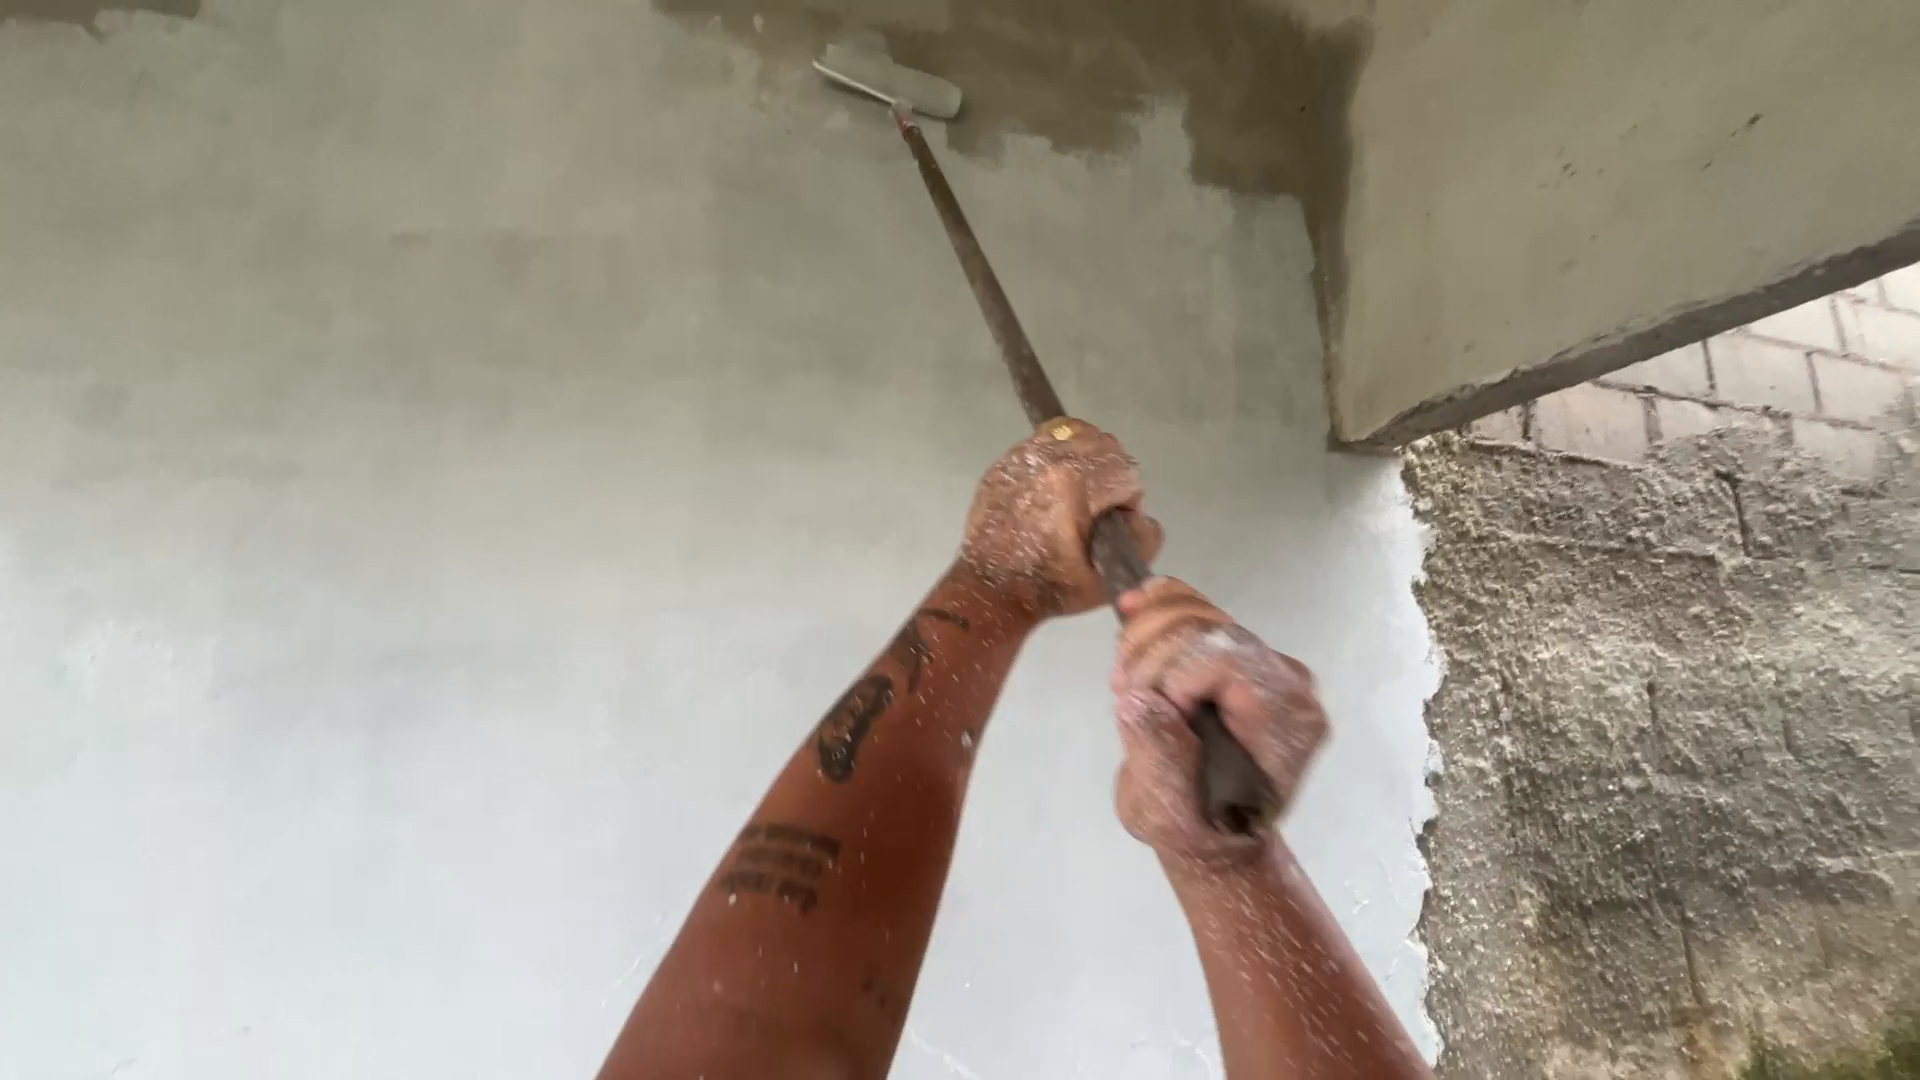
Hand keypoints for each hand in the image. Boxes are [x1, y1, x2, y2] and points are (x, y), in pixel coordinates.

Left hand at [958, 418, 1162, 616]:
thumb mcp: (1108, 578)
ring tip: (1079, 490)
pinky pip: (1042, 441)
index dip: (1129, 501)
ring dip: (1086, 458)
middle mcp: (1049, 461)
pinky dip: (1056, 456)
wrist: (991, 590)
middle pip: (1104, 445)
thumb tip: (1139, 515)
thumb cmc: (1051, 587)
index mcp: (1075, 484)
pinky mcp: (1004, 463)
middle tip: (1100, 504)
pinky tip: (1053, 485)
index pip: (1127, 473)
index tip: (1116, 522)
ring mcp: (1022, 457)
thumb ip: (1143, 541)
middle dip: (1111, 474)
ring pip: (1073, 433)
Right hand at [1110, 578, 1327, 865]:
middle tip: (1122, 691)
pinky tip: (1131, 609)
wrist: (1209, 829)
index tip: (1145, 709)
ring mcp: (1264, 661)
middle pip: (1208, 628)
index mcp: (1283, 721)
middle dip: (1149, 653)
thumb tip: (1139, 700)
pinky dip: (1158, 607)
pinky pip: (1197, 609)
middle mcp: (1287, 681)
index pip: (1223, 660)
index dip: (1169, 675)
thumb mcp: (1168, 812)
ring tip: (1124, 677)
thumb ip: (1159, 758)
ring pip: (1197, 611)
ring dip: (1145, 635)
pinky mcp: (1235, 650)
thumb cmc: (1195, 828)